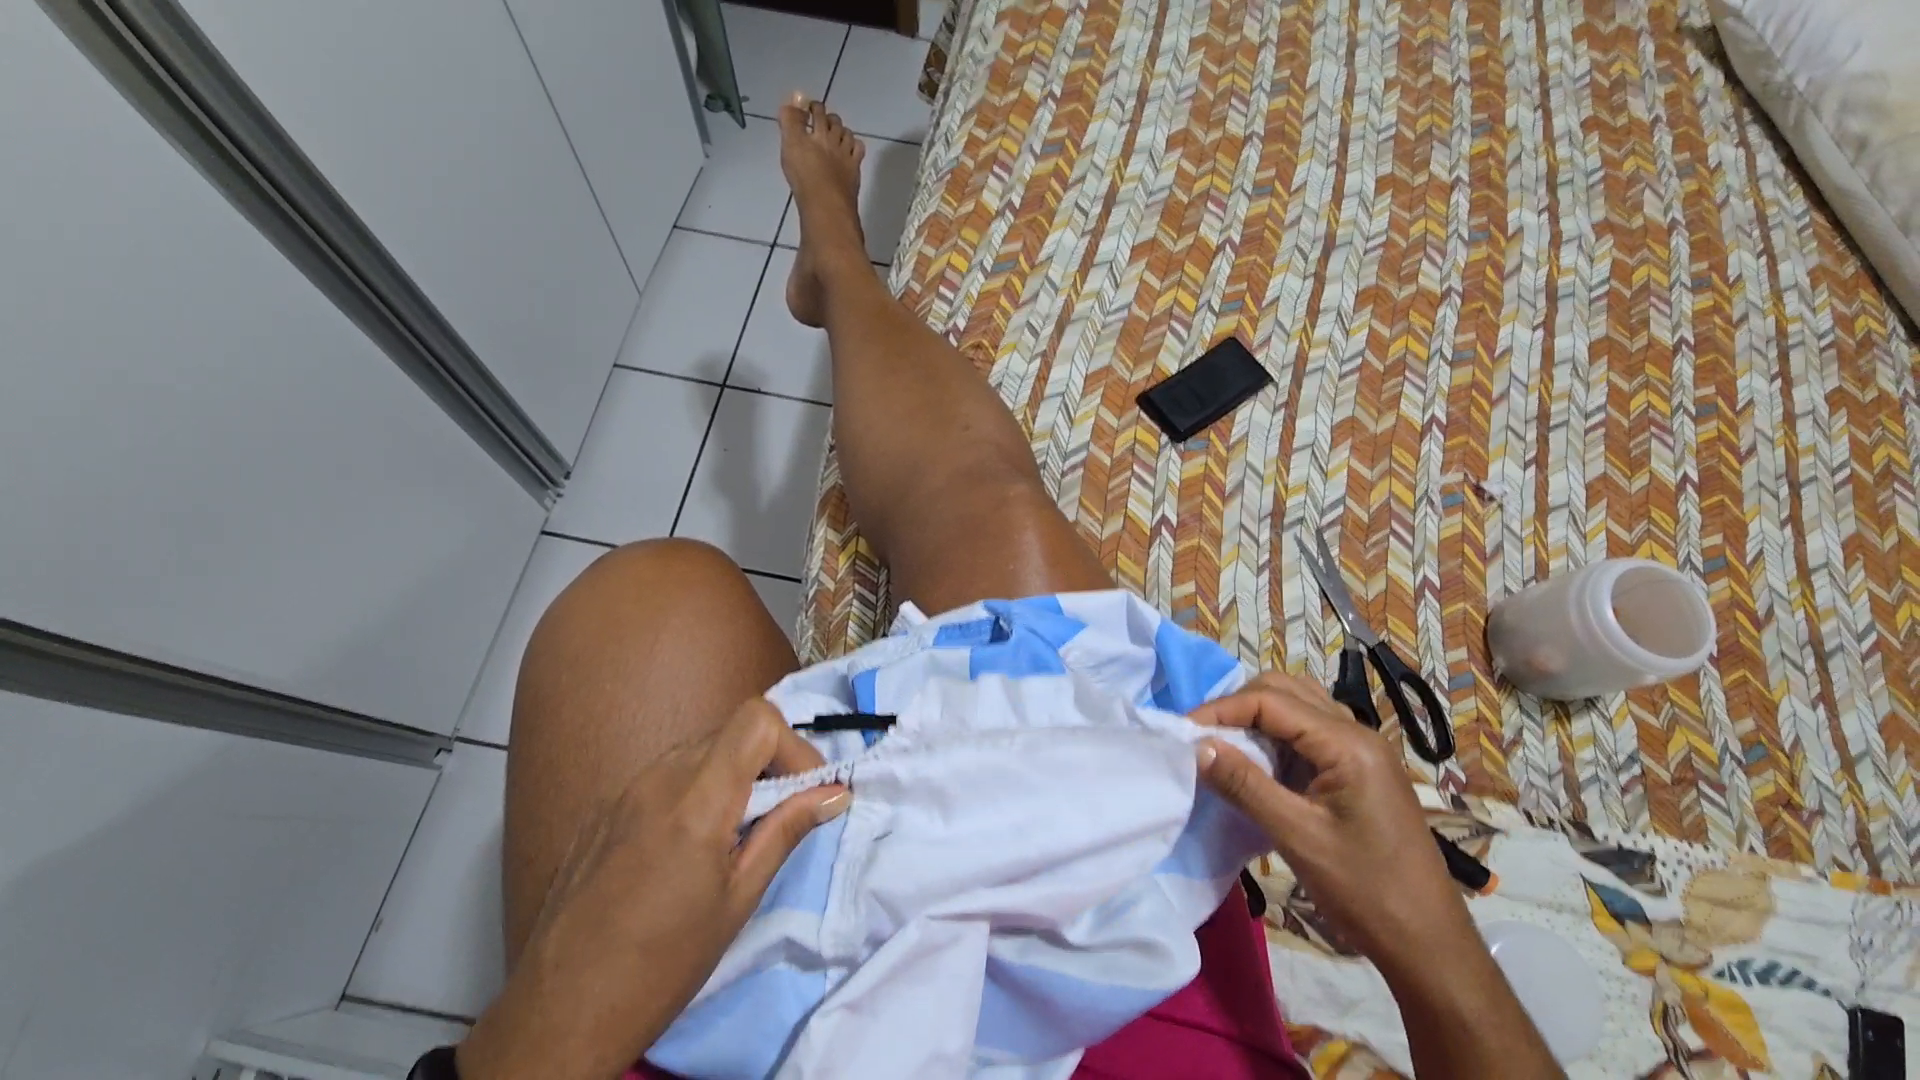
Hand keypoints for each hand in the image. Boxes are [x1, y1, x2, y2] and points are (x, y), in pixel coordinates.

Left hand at [457, 700, 849, 1079]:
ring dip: (731, 776)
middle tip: (781, 814)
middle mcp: (657, 777)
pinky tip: (686, 848)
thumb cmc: (664, 964)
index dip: (793, 746)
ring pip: (696, 751)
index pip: (756, 719)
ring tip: (735, 835)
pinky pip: (662, 776)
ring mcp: (622, 790)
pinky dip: (693, 791)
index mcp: (696, 799)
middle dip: (769, 761)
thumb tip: (835, 793)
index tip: (805, 792)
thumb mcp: (739, 900)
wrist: (560, 1010)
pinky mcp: (601, 810)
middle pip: (729, 731)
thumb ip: (786, 831)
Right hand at [1191, 673, 1469, 973]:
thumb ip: (1245, 785)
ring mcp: (1361, 752)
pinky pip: (1308, 734)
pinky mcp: (1357, 771)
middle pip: (1286, 691)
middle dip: (1237, 705)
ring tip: (1221, 745)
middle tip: (1200, 736)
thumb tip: (1196, 746)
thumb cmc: (1364, 889)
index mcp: (1348, 744)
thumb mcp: (1297, 837)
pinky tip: (1254, 763)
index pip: (1272, 701)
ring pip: (1298, 707)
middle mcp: (1357, 734)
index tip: (1182, 732)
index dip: (1221, 709)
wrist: (1426, 940)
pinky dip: (1274, 737)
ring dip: (1256, 717)